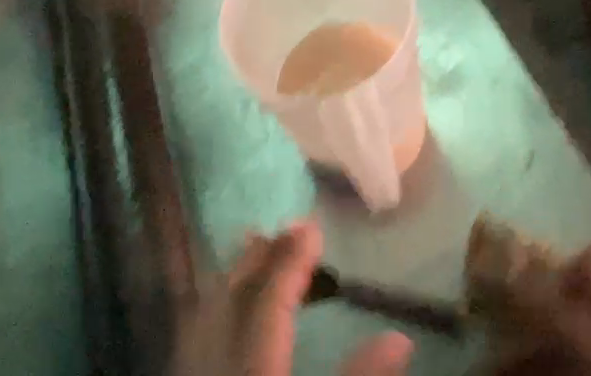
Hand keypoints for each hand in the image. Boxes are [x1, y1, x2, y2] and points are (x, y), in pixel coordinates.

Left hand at [171, 220, 414, 375]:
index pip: (270, 305)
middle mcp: (216, 370)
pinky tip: (220, 309)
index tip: (311, 228)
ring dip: (230, 279)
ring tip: (252, 251)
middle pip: (230, 301)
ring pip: (204, 315)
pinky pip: (192, 339)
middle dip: (257, 261)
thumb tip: (399, 340)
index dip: (291, 263)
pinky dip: (211, 310)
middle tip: (283, 231)